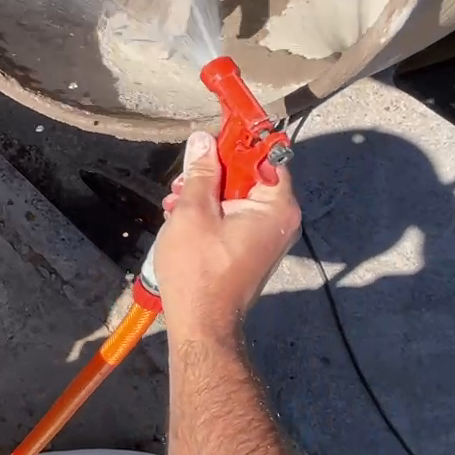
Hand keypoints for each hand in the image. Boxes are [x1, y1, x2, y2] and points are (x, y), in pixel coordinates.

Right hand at [152, 130, 300, 341]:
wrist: (201, 321)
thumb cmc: (198, 268)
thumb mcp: (191, 212)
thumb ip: (199, 173)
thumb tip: (202, 140)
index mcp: (275, 206)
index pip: (265, 157)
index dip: (238, 142)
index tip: (214, 132)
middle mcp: (279, 220)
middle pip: (248, 176)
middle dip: (211, 174)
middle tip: (181, 182)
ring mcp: (266, 237)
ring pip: (235, 198)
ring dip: (204, 195)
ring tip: (174, 205)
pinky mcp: (250, 250)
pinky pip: (232, 218)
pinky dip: (209, 214)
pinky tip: (181, 221)